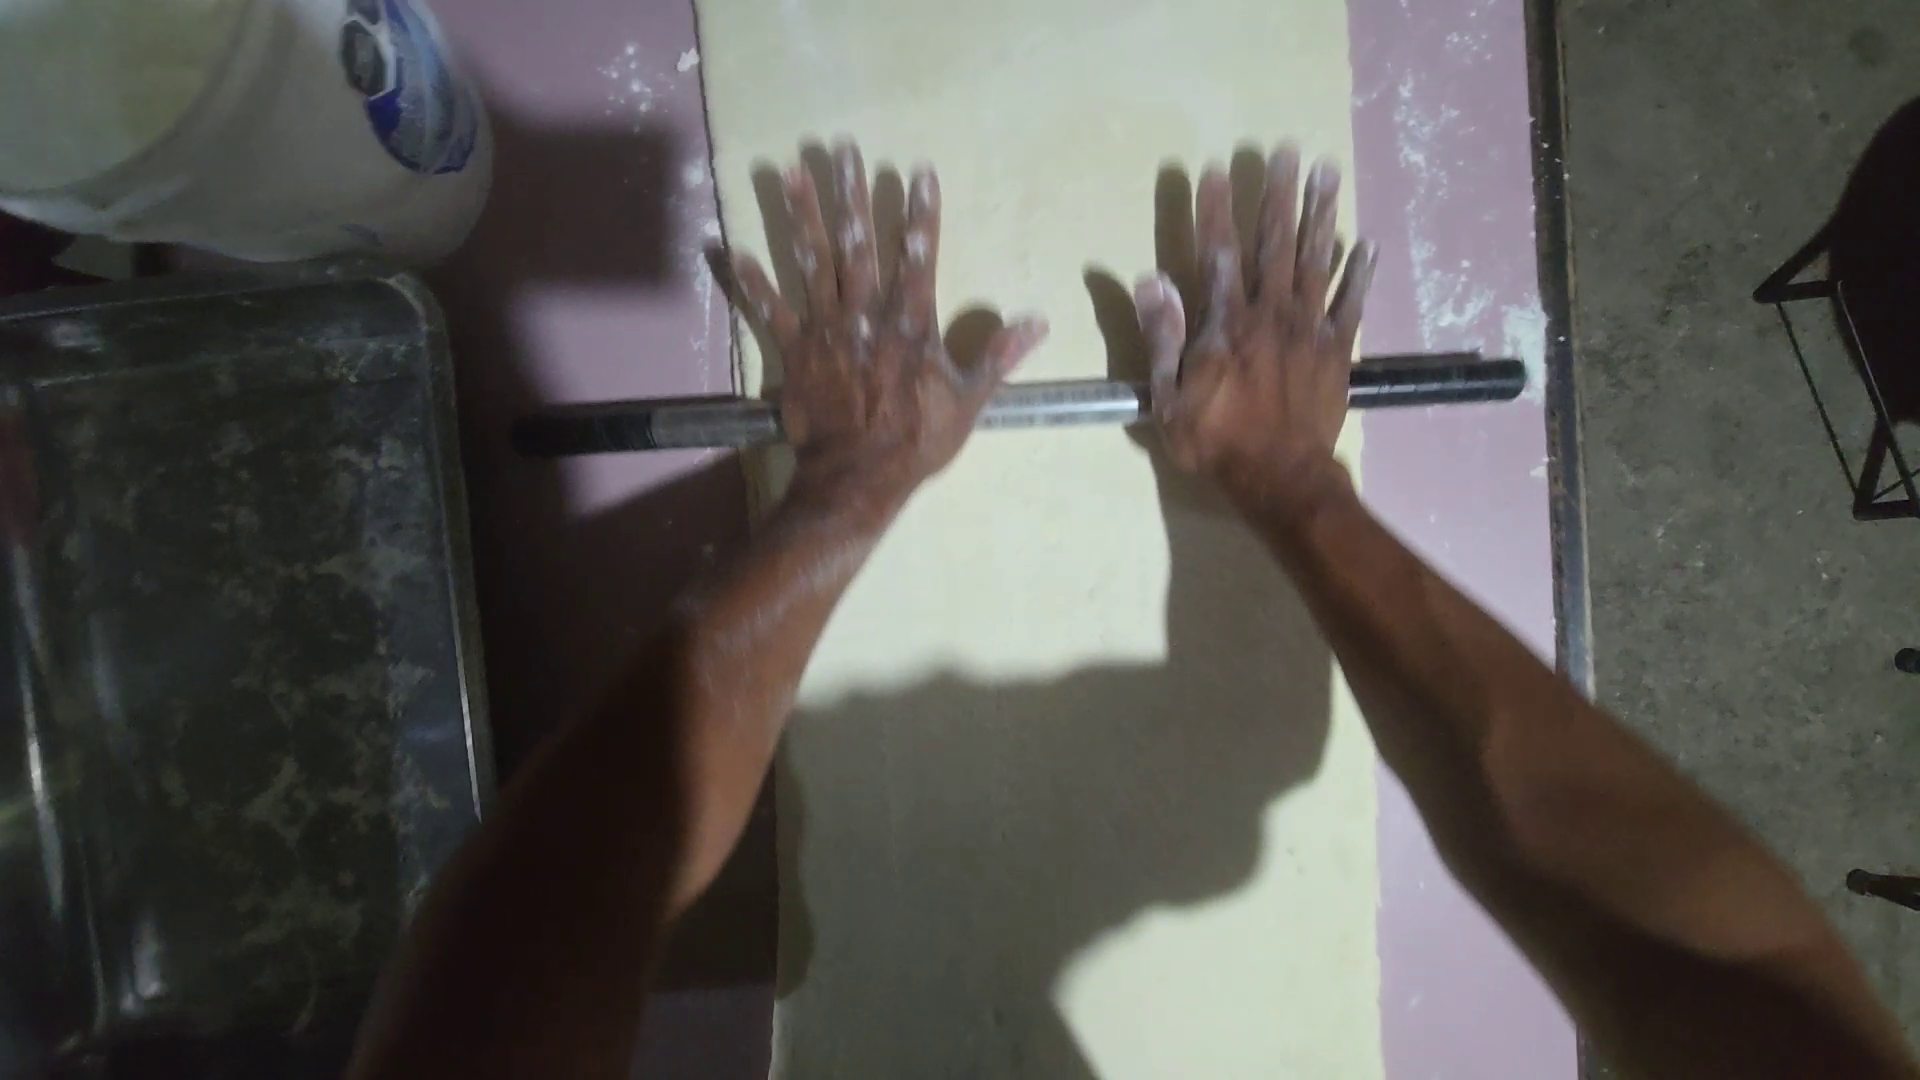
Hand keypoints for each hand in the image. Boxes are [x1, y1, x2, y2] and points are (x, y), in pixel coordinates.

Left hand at [730, 141, 1048, 505]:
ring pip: (812, 264)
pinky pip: (769, 313)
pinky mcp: (794, 353)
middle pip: (858, 245)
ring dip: (801, 215)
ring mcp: (825, 332)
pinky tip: (732, 251)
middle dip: (852, 195)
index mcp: (910, 325)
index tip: (918, 170)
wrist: (858, 478)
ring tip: (792, 170)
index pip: (918, 258)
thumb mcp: (967, 404)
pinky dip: (752, 284)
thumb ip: (996, 358)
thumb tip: (1038, 323)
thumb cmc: (916, 442)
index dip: (920, 214)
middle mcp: (865, 316)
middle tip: (843, 148)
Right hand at [1134, 147, 1376, 510]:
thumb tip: (1150, 280)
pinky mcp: (1337, 350)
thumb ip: (1162, 337)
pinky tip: (1364, 243)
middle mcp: (1270, 315)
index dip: (1214, 212)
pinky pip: (1351, 303)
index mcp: (1225, 325)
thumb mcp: (1168, 398)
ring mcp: (1309, 329)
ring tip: (1327, 172)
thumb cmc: (1215, 442)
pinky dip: (1358, 272)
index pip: (1218, 255)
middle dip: (1277, 196)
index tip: (1214, 171)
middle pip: (1274, 245)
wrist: (1278, 476)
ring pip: (1316, 261)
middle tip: (1285, 152)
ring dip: (1320, 214)